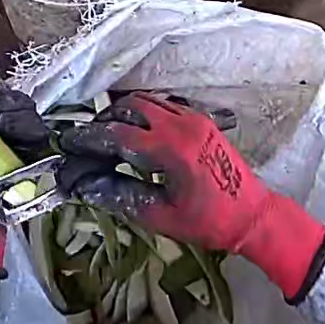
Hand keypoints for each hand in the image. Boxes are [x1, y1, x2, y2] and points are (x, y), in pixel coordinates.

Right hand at [60, 93, 324, 303]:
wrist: (255, 215)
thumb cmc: (209, 222)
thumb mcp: (161, 217)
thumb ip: (121, 197)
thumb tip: (85, 186)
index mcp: (170, 151)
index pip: (117, 134)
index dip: (89, 138)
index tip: (69, 142)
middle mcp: (180, 126)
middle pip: (128, 108)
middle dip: (103, 121)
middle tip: (88, 139)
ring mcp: (192, 118)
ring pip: (145, 101)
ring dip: (122, 112)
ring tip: (109, 132)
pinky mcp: (200, 119)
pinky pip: (162, 104)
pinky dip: (143, 111)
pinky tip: (136, 128)